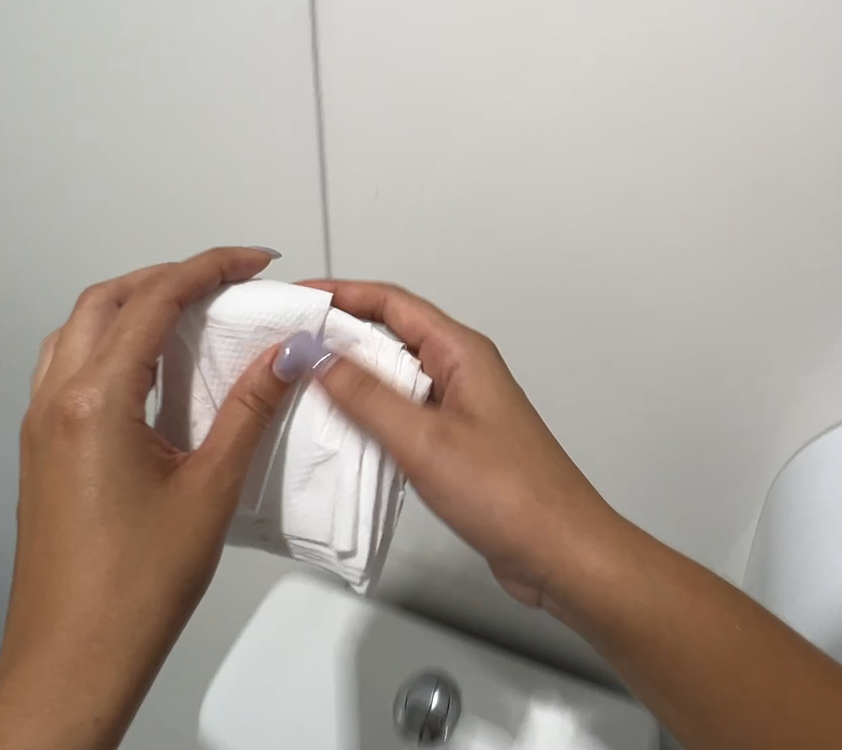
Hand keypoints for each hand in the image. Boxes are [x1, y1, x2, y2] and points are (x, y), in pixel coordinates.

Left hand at [0, 247, 292, 749]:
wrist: (72, 661)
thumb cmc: (145, 575)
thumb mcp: (212, 485)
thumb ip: (250, 406)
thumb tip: (291, 350)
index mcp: (97, 398)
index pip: (155, 301)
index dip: (211, 267)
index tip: (262, 261)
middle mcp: (57, 397)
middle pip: (106, 300)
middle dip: (170, 275)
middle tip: (230, 282)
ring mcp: (41, 422)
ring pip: (80, 329)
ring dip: (136, 303)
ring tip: (195, 310)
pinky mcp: (43, 446)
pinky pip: (72, 363)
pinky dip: (116, 340)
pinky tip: (158, 366)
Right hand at [294, 280, 622, 609]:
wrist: (557, 549)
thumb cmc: (503, 490)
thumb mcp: (425, 440)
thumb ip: (368, 396)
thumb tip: (315, 353)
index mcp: (461, 352)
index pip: (393, 303)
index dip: (342, 293)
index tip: (294, 296)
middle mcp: (461, 369)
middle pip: (392, 334)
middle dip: (339, 332)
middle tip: (283, 342)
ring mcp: (460, 405)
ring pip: (396, 375)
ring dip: (351, 374)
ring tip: (297, 382)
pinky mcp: (456, 440)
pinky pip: (404, 411)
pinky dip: (369, 412)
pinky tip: (338, 430)